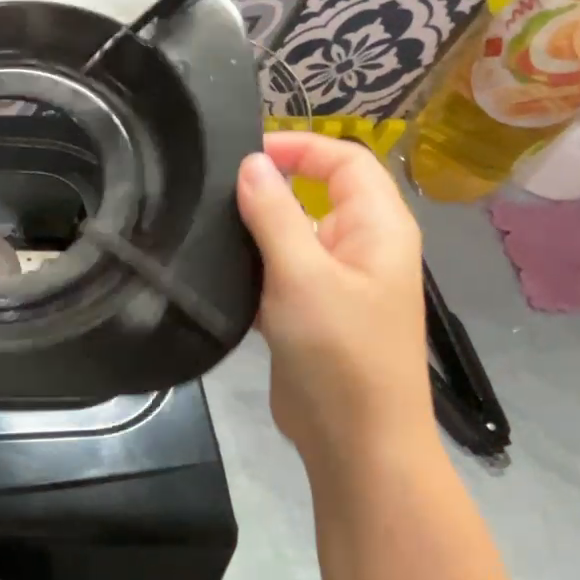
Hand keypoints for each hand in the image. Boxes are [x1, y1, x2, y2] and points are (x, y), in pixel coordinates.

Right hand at [236, 133, 432, 467]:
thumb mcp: (303, 276)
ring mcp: (333, 284)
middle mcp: (359, 247)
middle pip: (316, 195)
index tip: (242, 152)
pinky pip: (276, 275)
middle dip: (269, 187)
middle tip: (209, 192)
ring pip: (291, 237)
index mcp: (377, 227)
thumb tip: (251, 163)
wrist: (354, 433)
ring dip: (253, 231)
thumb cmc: (339, 349)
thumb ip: (276, 216)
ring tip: (201, 230)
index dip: (300, 146)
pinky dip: (249, 269)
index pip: (346, 161)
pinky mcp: (306, 315)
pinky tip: (213, 276)